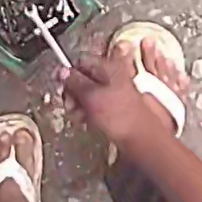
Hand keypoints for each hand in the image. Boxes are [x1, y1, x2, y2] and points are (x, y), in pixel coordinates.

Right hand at [59, 39, 181, 151]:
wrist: (141, 139)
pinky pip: (95, 104)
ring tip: (80, 118)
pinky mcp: (115, 105)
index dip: (67, 74)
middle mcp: (111, 75)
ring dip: (78, 105)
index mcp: (107, 67)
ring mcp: (114, 91)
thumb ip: (73, 82)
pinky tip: (87, 122)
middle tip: (71, 107)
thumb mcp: (90, 96)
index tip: (61, 88)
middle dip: (72, 93)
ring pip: (87, 93)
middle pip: (82, 78)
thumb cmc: (117, 115)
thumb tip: (60, 70)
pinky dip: (88, 112)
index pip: (79, 62)